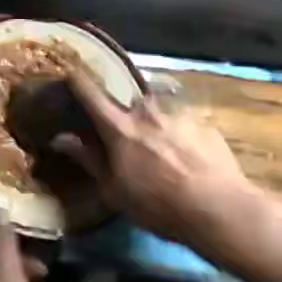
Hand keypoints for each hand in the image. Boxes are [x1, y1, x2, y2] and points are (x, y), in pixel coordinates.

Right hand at [55, 73, 266, 248]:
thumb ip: (88, 159)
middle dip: (124, 112)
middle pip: (127, 101)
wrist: (222, 210)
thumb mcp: (114, 190)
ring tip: (161, 145)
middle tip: (127, 134)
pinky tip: (187, 156)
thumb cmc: (159, 205)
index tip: (69, 72)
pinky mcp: (205, 123)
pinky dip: (179, 133)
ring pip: (157, 109)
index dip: (77, 81)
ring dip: (154, 121)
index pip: (91, 94)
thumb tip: (60, 138)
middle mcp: (146, 111)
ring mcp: (179, 114)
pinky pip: (183, 121)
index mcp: (119, 127)